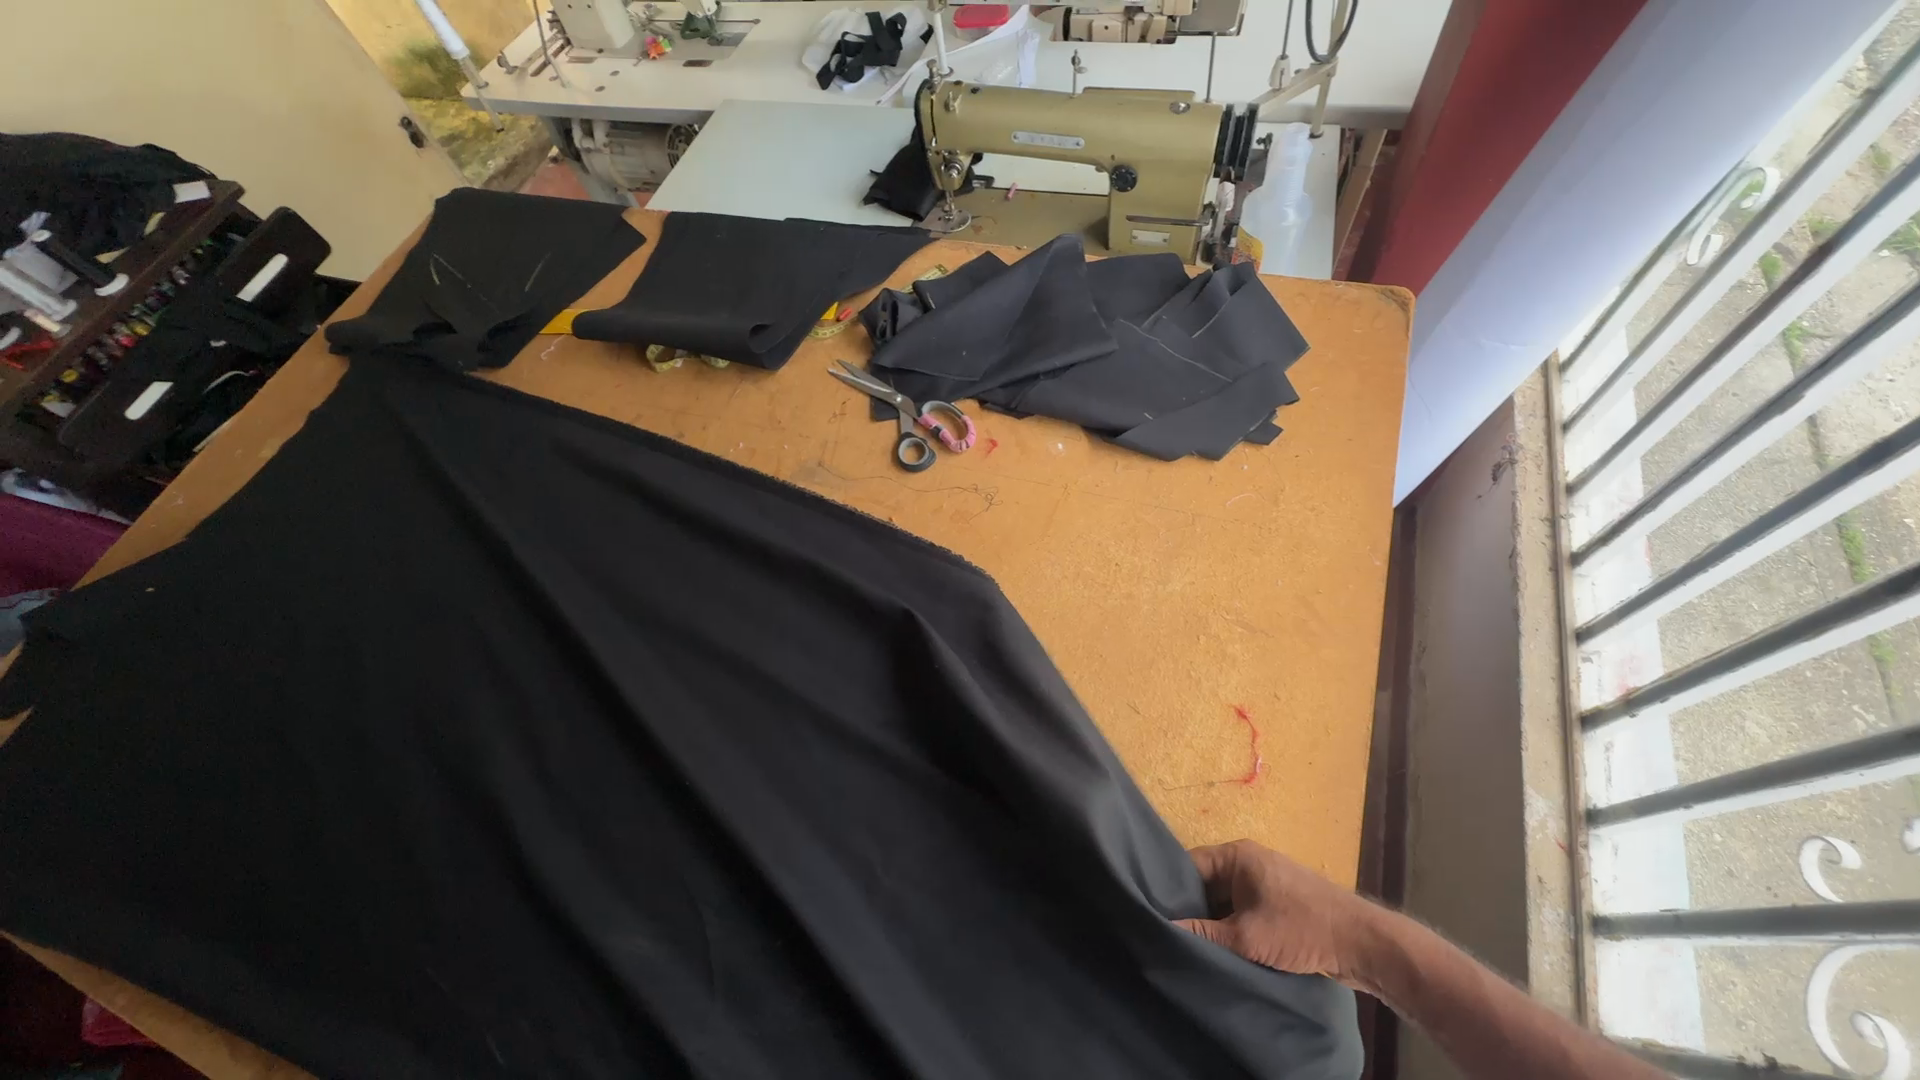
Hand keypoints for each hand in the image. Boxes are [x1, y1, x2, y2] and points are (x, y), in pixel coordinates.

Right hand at [1173, 839, 1385, 991]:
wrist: (1363, 944)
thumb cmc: (1301, 928)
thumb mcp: (1246, 936)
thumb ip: (1201, 935)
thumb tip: (1161, 932)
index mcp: (1237, 856)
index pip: (1187, 865)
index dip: (1167, 889)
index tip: (1149, 914)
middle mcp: (1248, 863)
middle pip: (1204, 884)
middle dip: (1188, 909)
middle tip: (1164, 934)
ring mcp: (1264, 883)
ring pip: (1223, 901)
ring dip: (1211, 922)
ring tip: (1186, 944)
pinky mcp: (1277, 904)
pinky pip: (1241, 911)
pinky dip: (1230, 927)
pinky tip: (1217, 949)